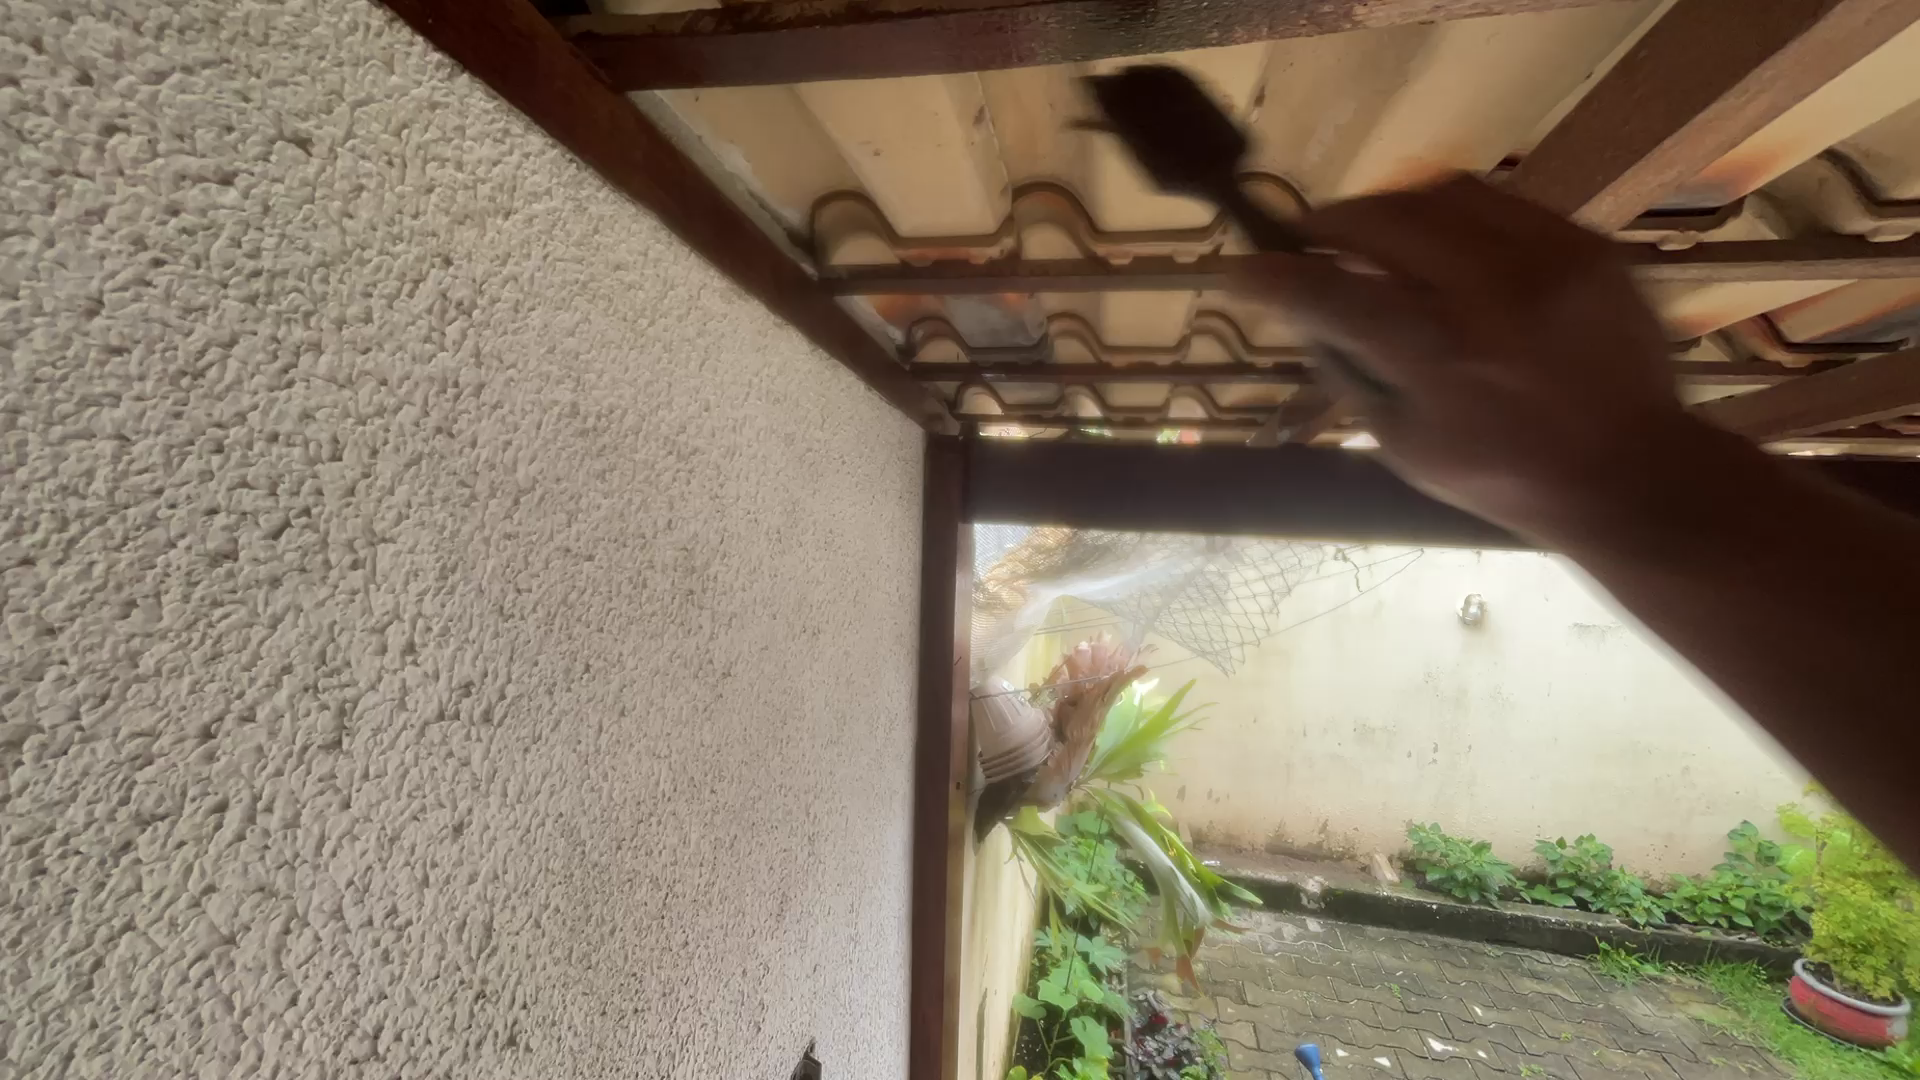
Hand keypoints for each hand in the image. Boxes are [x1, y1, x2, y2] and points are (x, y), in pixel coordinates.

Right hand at [1233, 173, 1742, 546]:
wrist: (1625, 469)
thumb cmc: (1494, 472)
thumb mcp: (1398, 443)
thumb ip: (1348, 373)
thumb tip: (1306, 317)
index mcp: (1440, 362)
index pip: (1335, 299)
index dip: (1275, 279)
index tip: (1237, 269)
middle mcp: (1493, 297)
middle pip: (1386, 223)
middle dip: (1328, 222)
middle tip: (1303, 235)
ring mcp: (1548, 261)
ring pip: (1441, 194)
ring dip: (1383, 206)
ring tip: (1360, 228)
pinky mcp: (1585, 245)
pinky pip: (1496, 199)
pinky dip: (1442, 210)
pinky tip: (1426, 236)